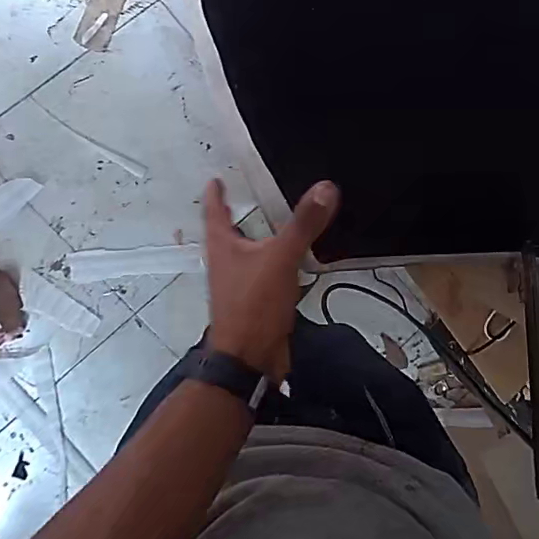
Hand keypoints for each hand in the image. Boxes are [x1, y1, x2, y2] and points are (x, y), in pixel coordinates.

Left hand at [201, 178, 338, 377]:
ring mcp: (241, 284)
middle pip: (229, 233)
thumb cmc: (253, 307)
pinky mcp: (257, 302)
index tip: (217, 180)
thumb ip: (304, 223)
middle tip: (250, 199)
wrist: (251, 358)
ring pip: (250, 254)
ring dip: (262, 241)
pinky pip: (269, 275)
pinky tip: (298, 264)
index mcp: (222, 247)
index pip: (213, 212)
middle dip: (239, 216)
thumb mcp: (282, 257)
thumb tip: (325, 189)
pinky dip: (281, 265)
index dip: (215, 194)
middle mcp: (227, 263)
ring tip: (280, 227)